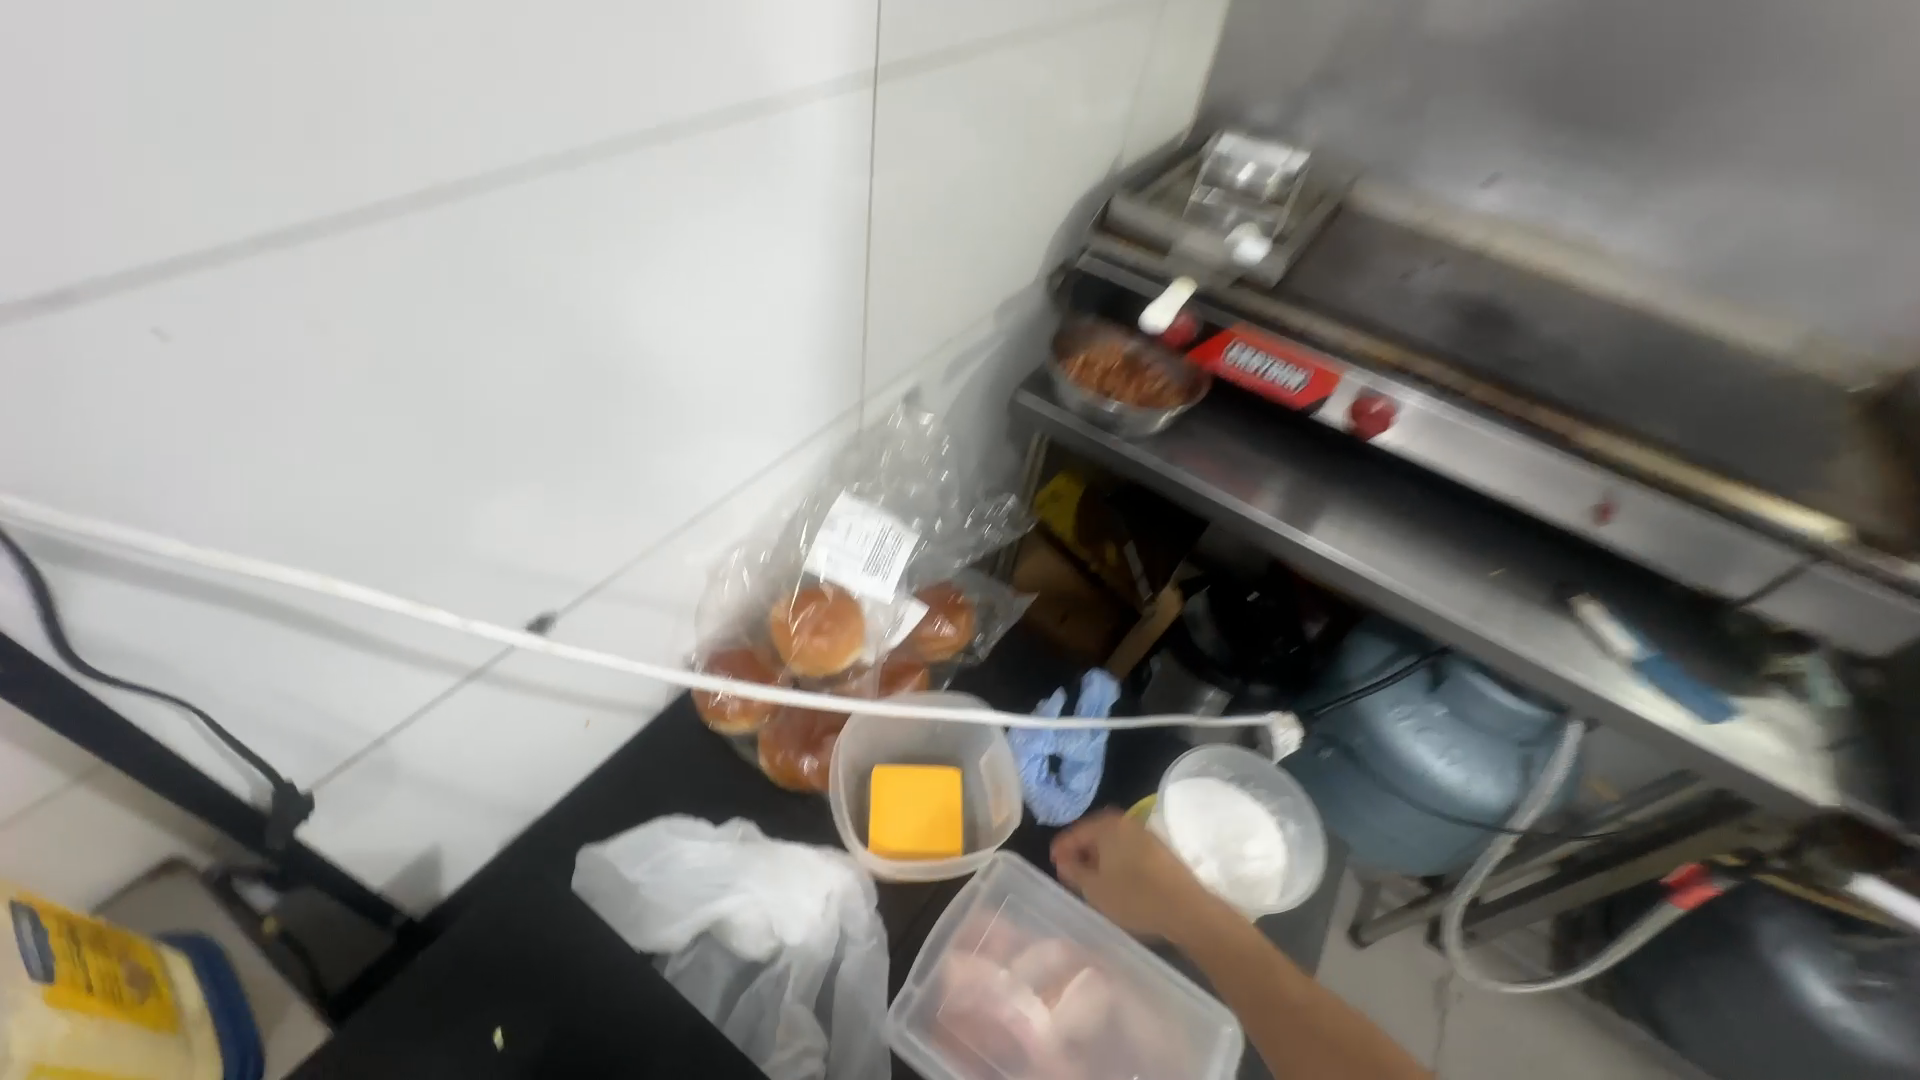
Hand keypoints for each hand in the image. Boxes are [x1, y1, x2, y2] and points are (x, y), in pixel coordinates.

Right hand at [1050, 809, 1220, 941]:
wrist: (1186, 909)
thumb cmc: (1134, 897)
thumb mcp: (1094, 889)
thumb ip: (1073, 871)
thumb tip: (1063, 859)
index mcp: (1106, 825)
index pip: (1074, 832)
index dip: (1061, 849)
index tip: (1054, 865)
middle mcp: (1125, 822)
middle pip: (1094, 833)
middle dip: (1081, 851)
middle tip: (1070, 872)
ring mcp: (1145, 834)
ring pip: (1112, 842)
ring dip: (1099, 857)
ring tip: (1092, 879)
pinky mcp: (1158, 849)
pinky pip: (1128, 849)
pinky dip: (1117, 860)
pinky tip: (1116, 880)